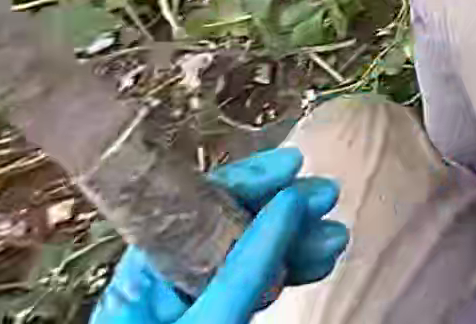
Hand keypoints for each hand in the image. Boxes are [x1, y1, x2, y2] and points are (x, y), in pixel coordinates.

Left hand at [92, 148, 347, 323]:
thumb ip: (247, 264)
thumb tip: (290, 200)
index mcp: (141, 283)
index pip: (192, 206)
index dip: (246, 178)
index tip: (293, 166)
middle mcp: (163, 286)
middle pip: (231, 222)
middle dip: (288, 208)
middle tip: (329, 199)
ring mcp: (190, 303)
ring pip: (254, 247)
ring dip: (302, 236)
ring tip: (334, 242)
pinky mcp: (218, 314)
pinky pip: (259, 274)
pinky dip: (294, 263)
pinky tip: (318, 263)